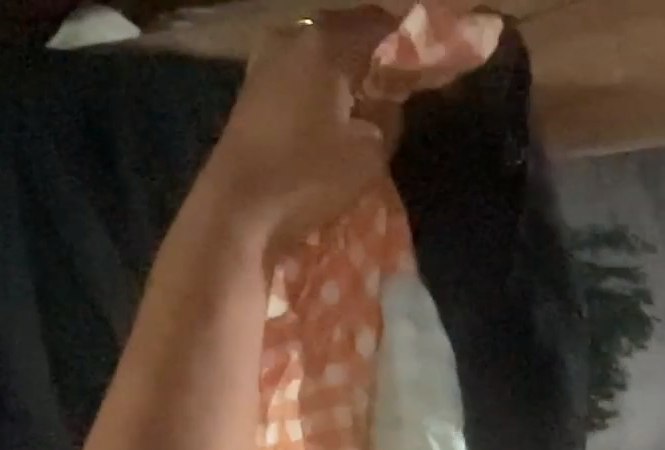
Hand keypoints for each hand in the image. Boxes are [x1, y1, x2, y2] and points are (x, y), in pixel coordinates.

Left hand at [200, 8, 402, 252]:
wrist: (237, 209)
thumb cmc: (308, 177)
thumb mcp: (370, 154)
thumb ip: (388, 118)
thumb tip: (387, 102)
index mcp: (326, 42)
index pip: (381, 25)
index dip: (408, 47)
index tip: (427, 70)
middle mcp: (292, 36)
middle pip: (346, 34)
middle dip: (374, 56)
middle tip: (399, 86)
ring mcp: (265, 60)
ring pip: (319, 54)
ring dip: (345, 72)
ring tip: (367, 103)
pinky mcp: (251, 89)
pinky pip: (298, 75)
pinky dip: (320, 86)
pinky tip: (333, 113)